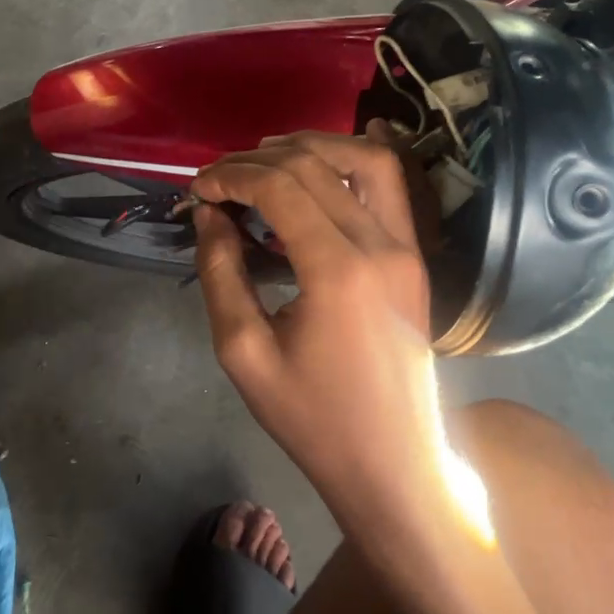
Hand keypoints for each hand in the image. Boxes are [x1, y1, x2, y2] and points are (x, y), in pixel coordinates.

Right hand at [192, 127, 536, 613]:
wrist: (395, 466)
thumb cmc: (312, 416)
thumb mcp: (242, 351)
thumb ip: (220, 271)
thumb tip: (208, 213)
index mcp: (337, 271)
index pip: (280, 187)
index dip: (231, 176)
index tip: (198, 189)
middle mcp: (380, 246)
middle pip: (314, 165)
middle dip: (254, 160)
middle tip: (216, 180)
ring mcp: (407, 249)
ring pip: (364, 159)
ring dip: (308, 147)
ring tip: (262, 162)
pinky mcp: (415, 257)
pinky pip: (392, 185)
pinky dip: (354, 158)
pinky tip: (320, 161)